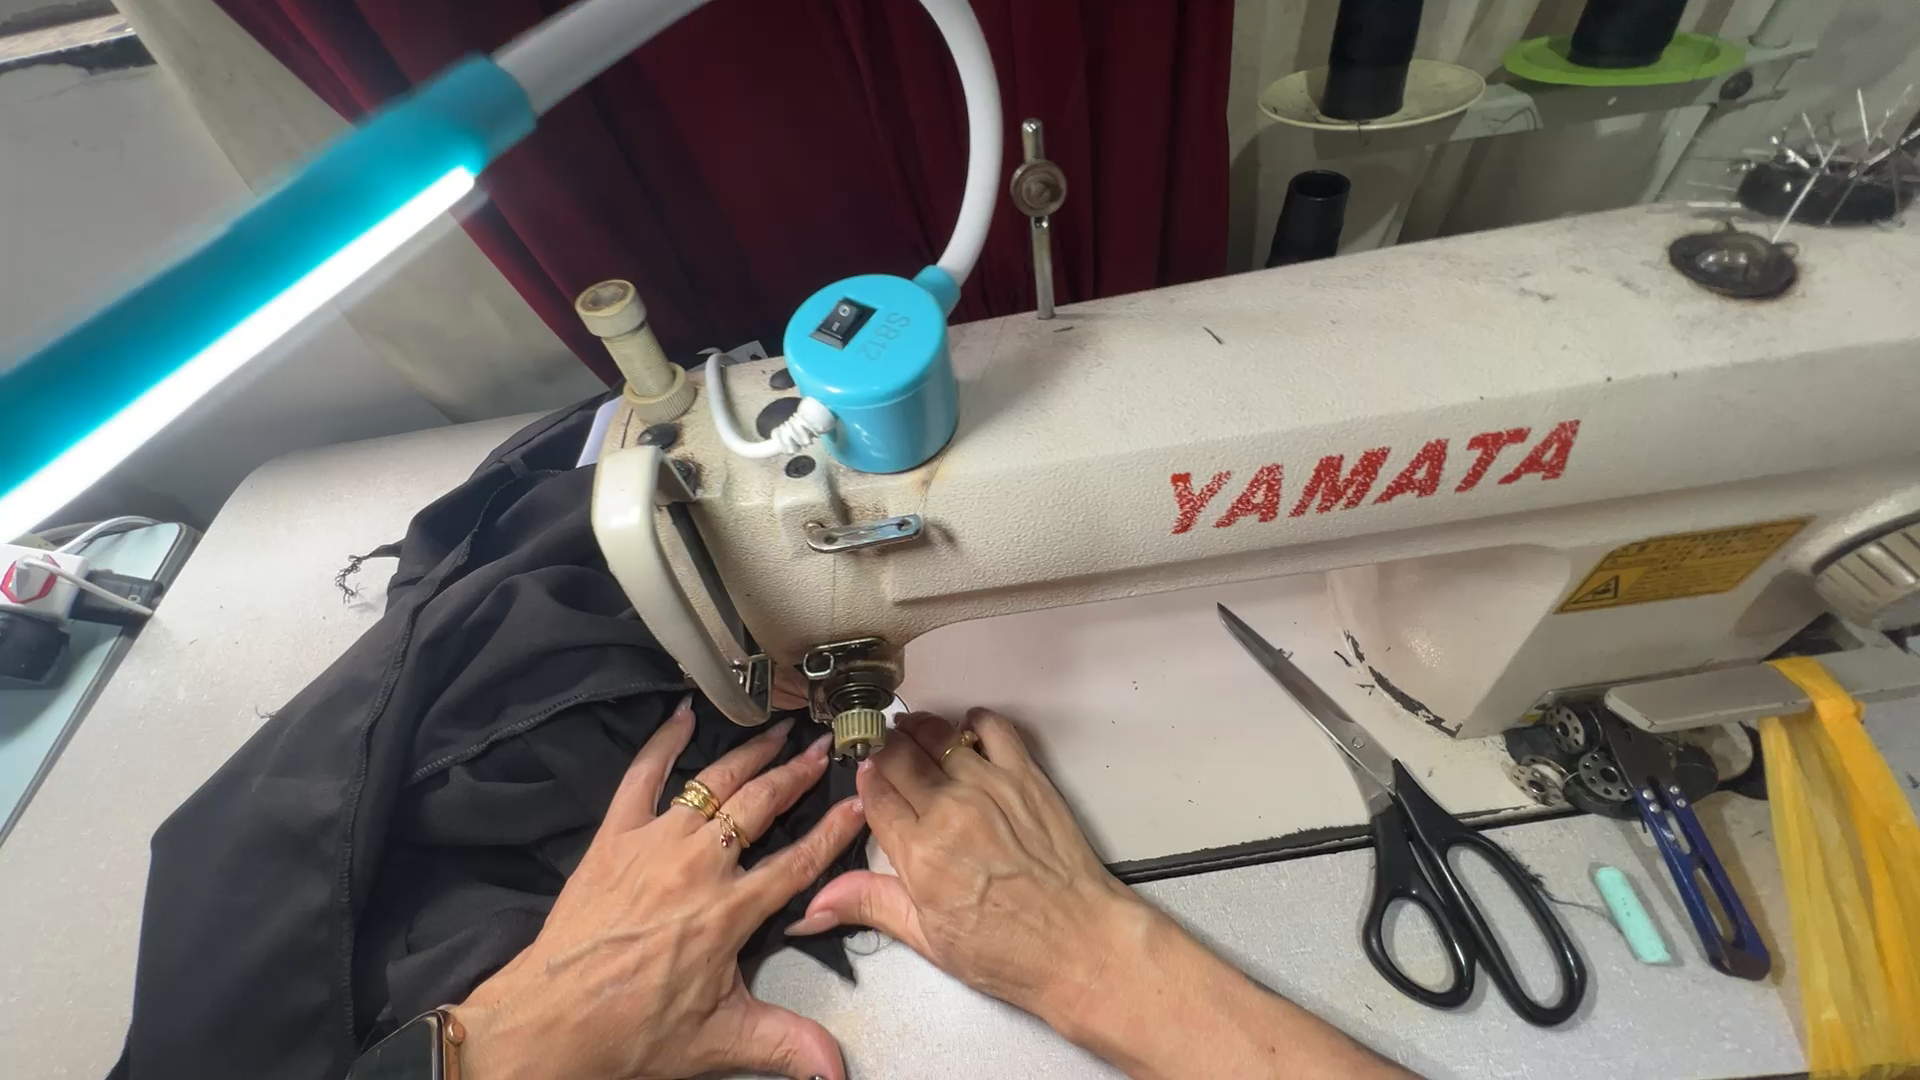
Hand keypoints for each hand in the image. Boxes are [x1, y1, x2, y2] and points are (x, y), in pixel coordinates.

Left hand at [452, 699, 865, 1079]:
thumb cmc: (633, 1033)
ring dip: (751, 754)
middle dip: (797, 774)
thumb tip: (841, 1073)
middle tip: (822, 748)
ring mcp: (656, 843)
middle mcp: (701, 864)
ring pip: (715, 783)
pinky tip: (681, 713)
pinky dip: (662, 742)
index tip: (858, 800)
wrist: (543, 1028)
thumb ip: (786, 1044)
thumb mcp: (718, 1041)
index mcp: (730, 910)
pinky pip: (642, 777)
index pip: (798, 861)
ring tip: (778, 730)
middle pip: (761, 805)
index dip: (833, 830)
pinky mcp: (615, 836)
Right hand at [791, 709, 1154, 1029]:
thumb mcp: (929, 940)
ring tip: (914, 731)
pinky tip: (967, 734)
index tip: (864, 773)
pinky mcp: (1024, 774)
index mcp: (920, 854)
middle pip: (899, 756)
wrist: (1080, 944)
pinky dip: (974, 722)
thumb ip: (872, 904)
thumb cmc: (1008, 951)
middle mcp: (949, 810)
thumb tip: (815, 903)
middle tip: (885, 748)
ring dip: (919, 729)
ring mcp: (989, 786)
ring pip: (937, 735)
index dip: (865, 778)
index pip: (875, 794)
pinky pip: (992, 727)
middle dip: (885, 747)